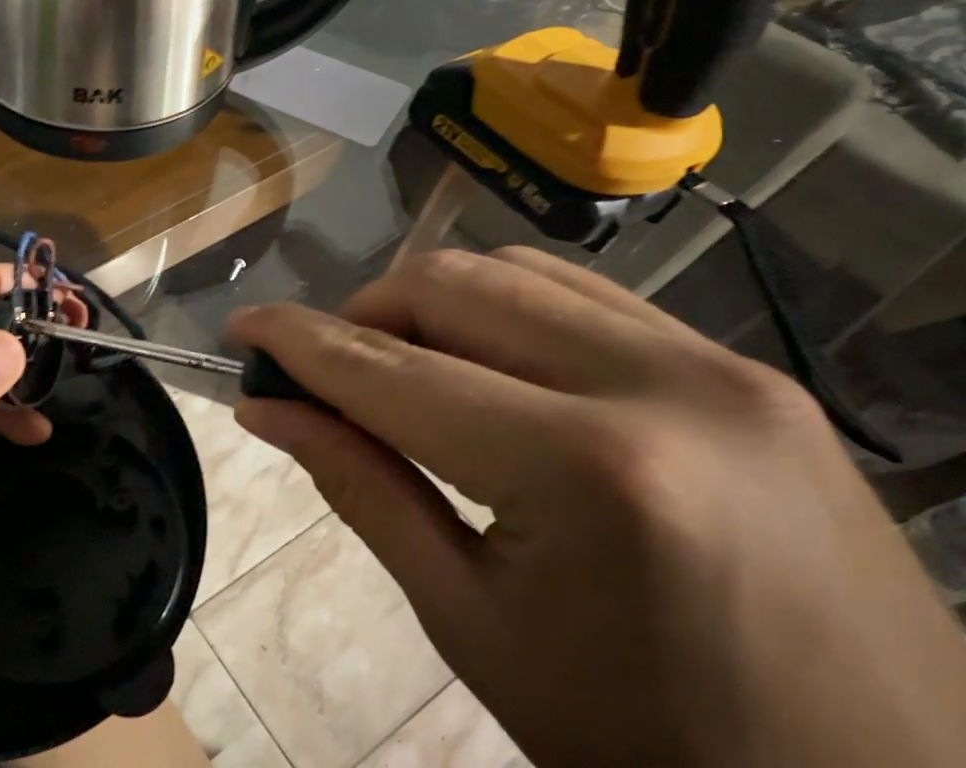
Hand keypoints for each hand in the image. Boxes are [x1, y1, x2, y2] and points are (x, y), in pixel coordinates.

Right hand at [229, 248, 965, 767]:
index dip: (298, 341)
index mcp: (585, 471)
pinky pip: (592, 300)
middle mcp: (664, 386)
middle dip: (362, 315)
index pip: (391, 369)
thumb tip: (266, 409)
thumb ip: (361, 487)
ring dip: (432, 306)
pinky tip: (490, 371)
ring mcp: (726, 368)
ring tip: (401, 371)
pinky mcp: (755, 373)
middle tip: (319, 372)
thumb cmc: (641, 742)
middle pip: (453, 287)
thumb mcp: (471, 621)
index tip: (241, 328)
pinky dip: (510, 314)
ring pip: (519, 274)